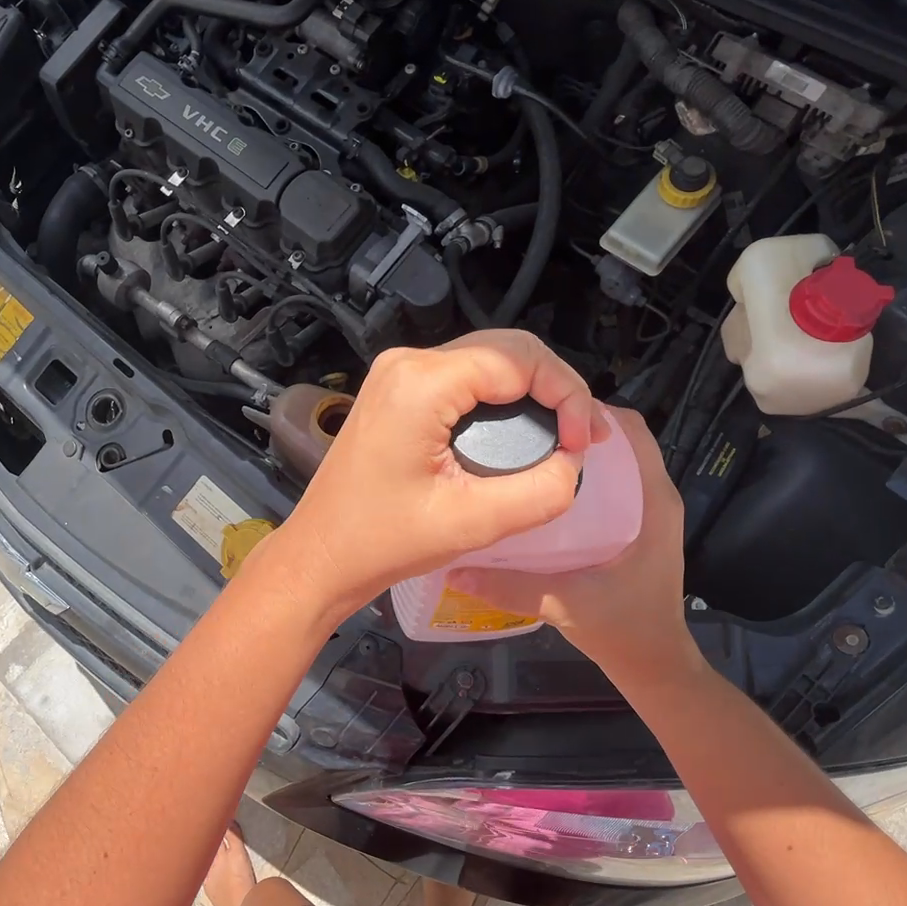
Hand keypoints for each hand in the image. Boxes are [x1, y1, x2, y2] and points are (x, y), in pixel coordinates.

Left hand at [267, 330, 608, 613]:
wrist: (322, 554)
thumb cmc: (384, 542)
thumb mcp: (473, 523)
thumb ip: (540, 491)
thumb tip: (575, 461)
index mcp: (421, 383)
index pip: (521, 359)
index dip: (568, 395)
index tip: (583, 446)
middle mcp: (407, 362)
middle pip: (506, 350)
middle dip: (556, 389)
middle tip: (583, 439)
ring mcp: (398, 373)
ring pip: (488, 362)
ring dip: (532, 392)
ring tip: (562, 436)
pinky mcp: (397, 391)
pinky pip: (464, 379)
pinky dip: (501, 400)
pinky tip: (521, 432)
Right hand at [447, 407, 706, 690]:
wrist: (652, 665)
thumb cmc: (624, 628)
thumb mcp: (564, 604)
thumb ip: (510, 587)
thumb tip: (452, 567)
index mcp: (651, 501)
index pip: (630, 431)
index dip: (589, 410)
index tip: (540, 408)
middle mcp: (651, 496)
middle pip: (616, 439)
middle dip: (572, 425)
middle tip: (520, 427)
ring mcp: (643, 511)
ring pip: (609, 461)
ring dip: (572, 450)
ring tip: (522, 450)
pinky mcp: (630, 525)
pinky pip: (604, 484)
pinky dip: (574, 475)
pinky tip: (534, 488)